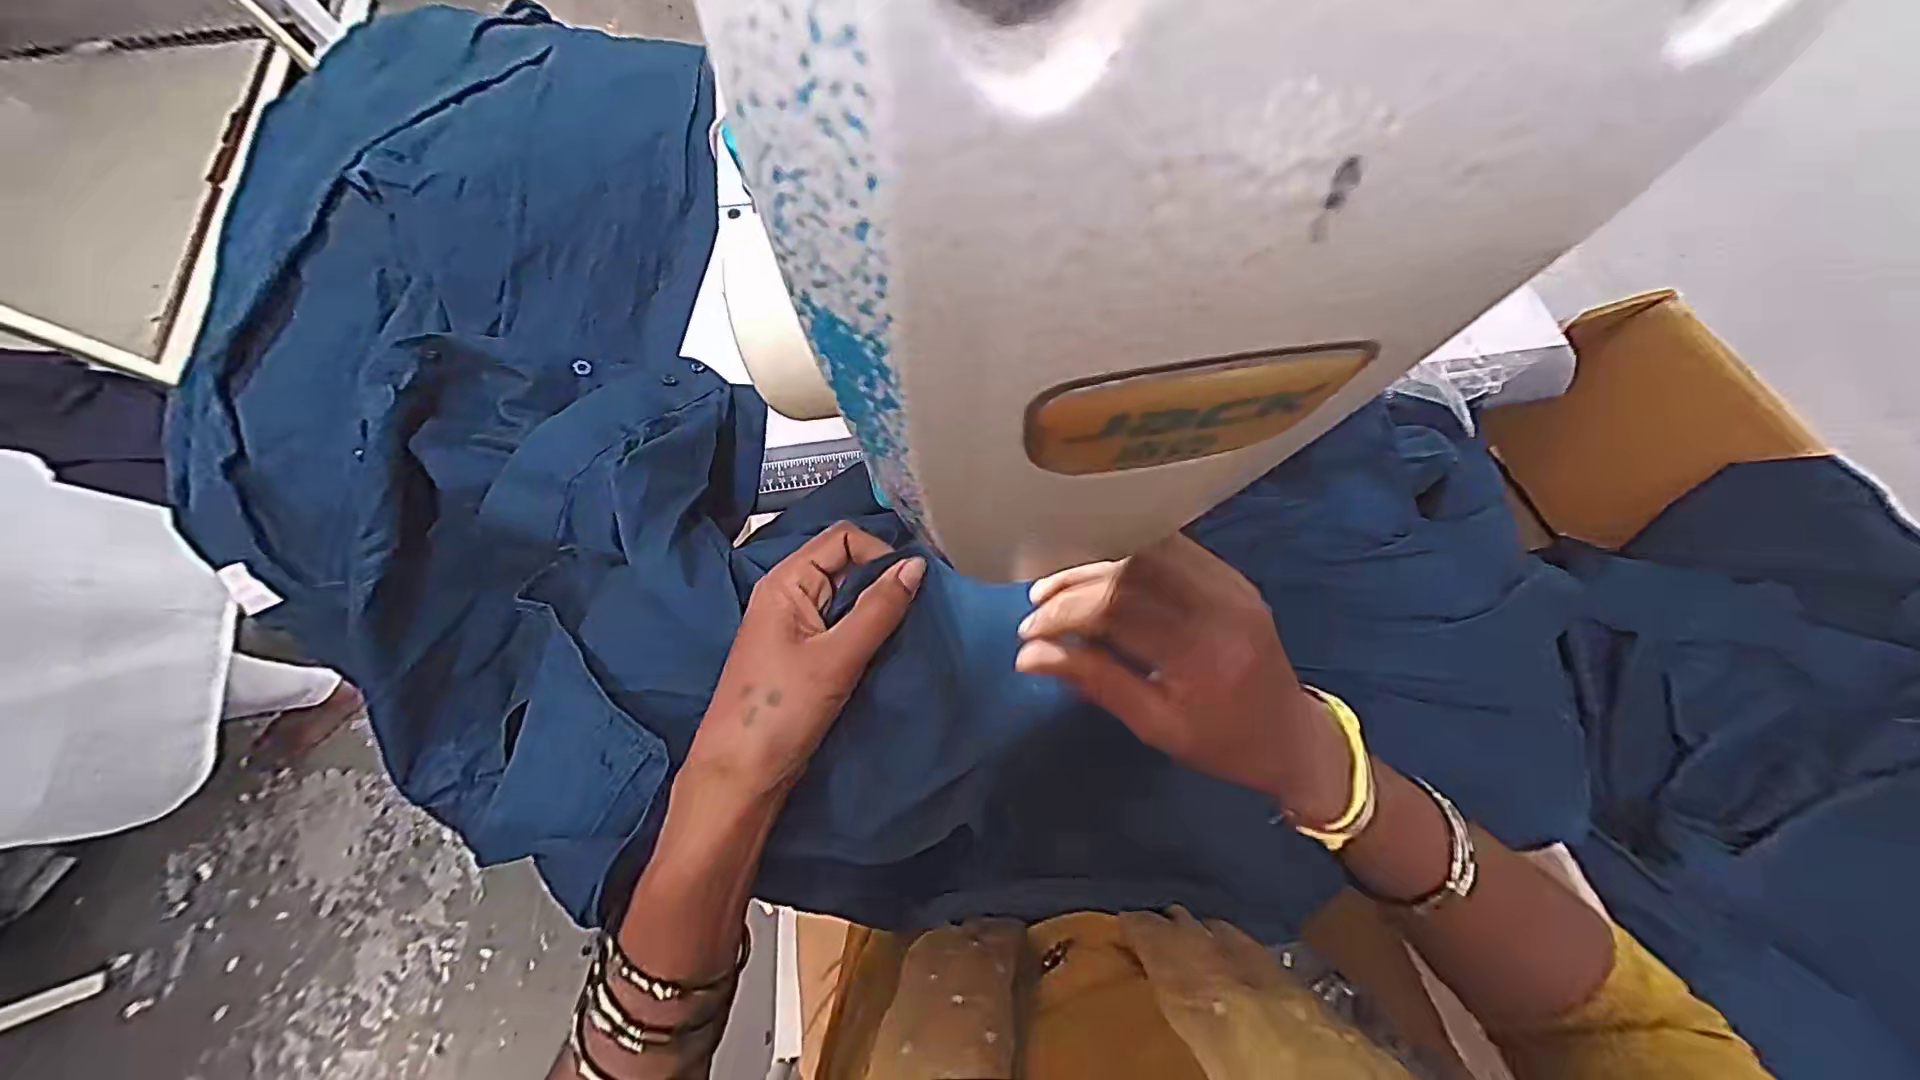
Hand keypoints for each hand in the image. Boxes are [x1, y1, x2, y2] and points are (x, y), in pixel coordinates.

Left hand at [685, 522, 925, 800]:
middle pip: (846, 563)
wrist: (740, 777)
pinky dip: (867, 629)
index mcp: (785, 582)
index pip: (843, 539)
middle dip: (883, 579)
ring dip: (877, 606)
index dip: (881, 553)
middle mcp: (788, 594)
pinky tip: (887, 646)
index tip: (914, 584)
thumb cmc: (780, 712)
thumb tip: (916, 565)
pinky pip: (842, 624)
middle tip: (920, 605)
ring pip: (847, 596)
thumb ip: (879, 608)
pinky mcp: (804, 652)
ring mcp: (796, 624)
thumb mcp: (837, 657)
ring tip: (906, 627)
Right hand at [1014, 533, 1354, 825]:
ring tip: (1059, 583)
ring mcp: (1231, 585)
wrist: (1293, 737)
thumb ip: (1094, 681)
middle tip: (1038, 602)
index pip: (1116, 609)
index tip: (1031, 629)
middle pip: (1130, 570)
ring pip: (1148, 550)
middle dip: (1073, 583)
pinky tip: (1101, 569)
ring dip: (1096, 563)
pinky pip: (1172, 549)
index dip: (1064, 612)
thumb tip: (1030, 656)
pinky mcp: (1233, 577)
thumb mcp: (1153, 726)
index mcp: (1202, 653)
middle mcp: (1220, 606)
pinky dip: (1128, 555)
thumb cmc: (1222, 744)